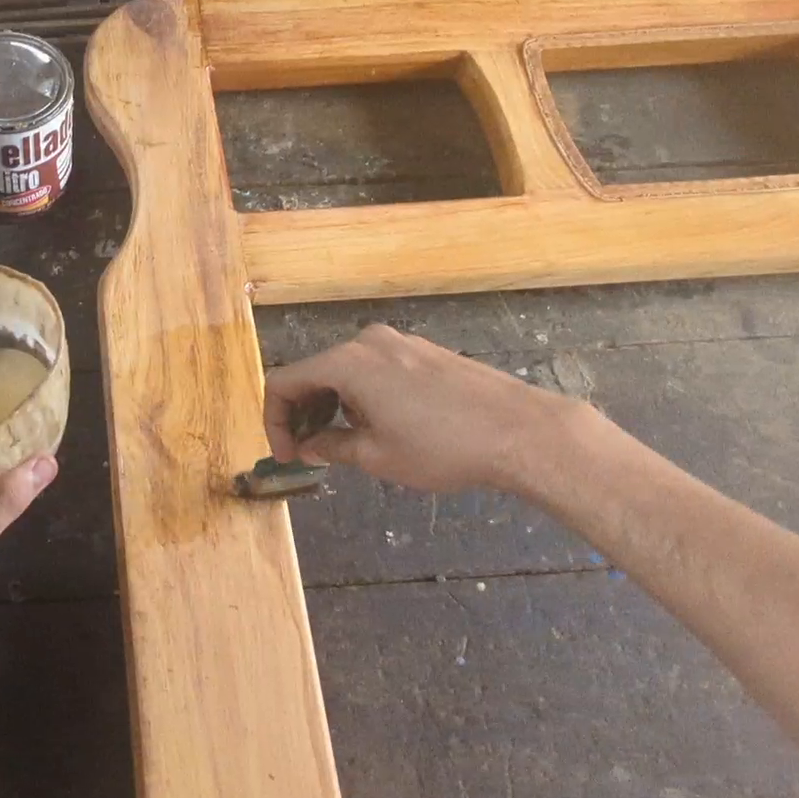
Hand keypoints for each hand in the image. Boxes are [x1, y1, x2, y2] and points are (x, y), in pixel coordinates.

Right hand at [263, 324, 595, 492]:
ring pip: (343, 370)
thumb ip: (331, 447)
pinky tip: (380, 425)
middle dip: (302, 413)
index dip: (274, 421)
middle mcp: (367, 341)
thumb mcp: (377, 456)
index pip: (284, 382)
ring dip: (331, 406)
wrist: (523, 431)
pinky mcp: (423, 350)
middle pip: (312, 372)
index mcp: (347, 361)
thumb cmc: (443, 446)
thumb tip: (309, 446)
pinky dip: (359, 395)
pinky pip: (372, 368)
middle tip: (309, 452)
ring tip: (346, 443)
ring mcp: (398, 342)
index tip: (287, 455)